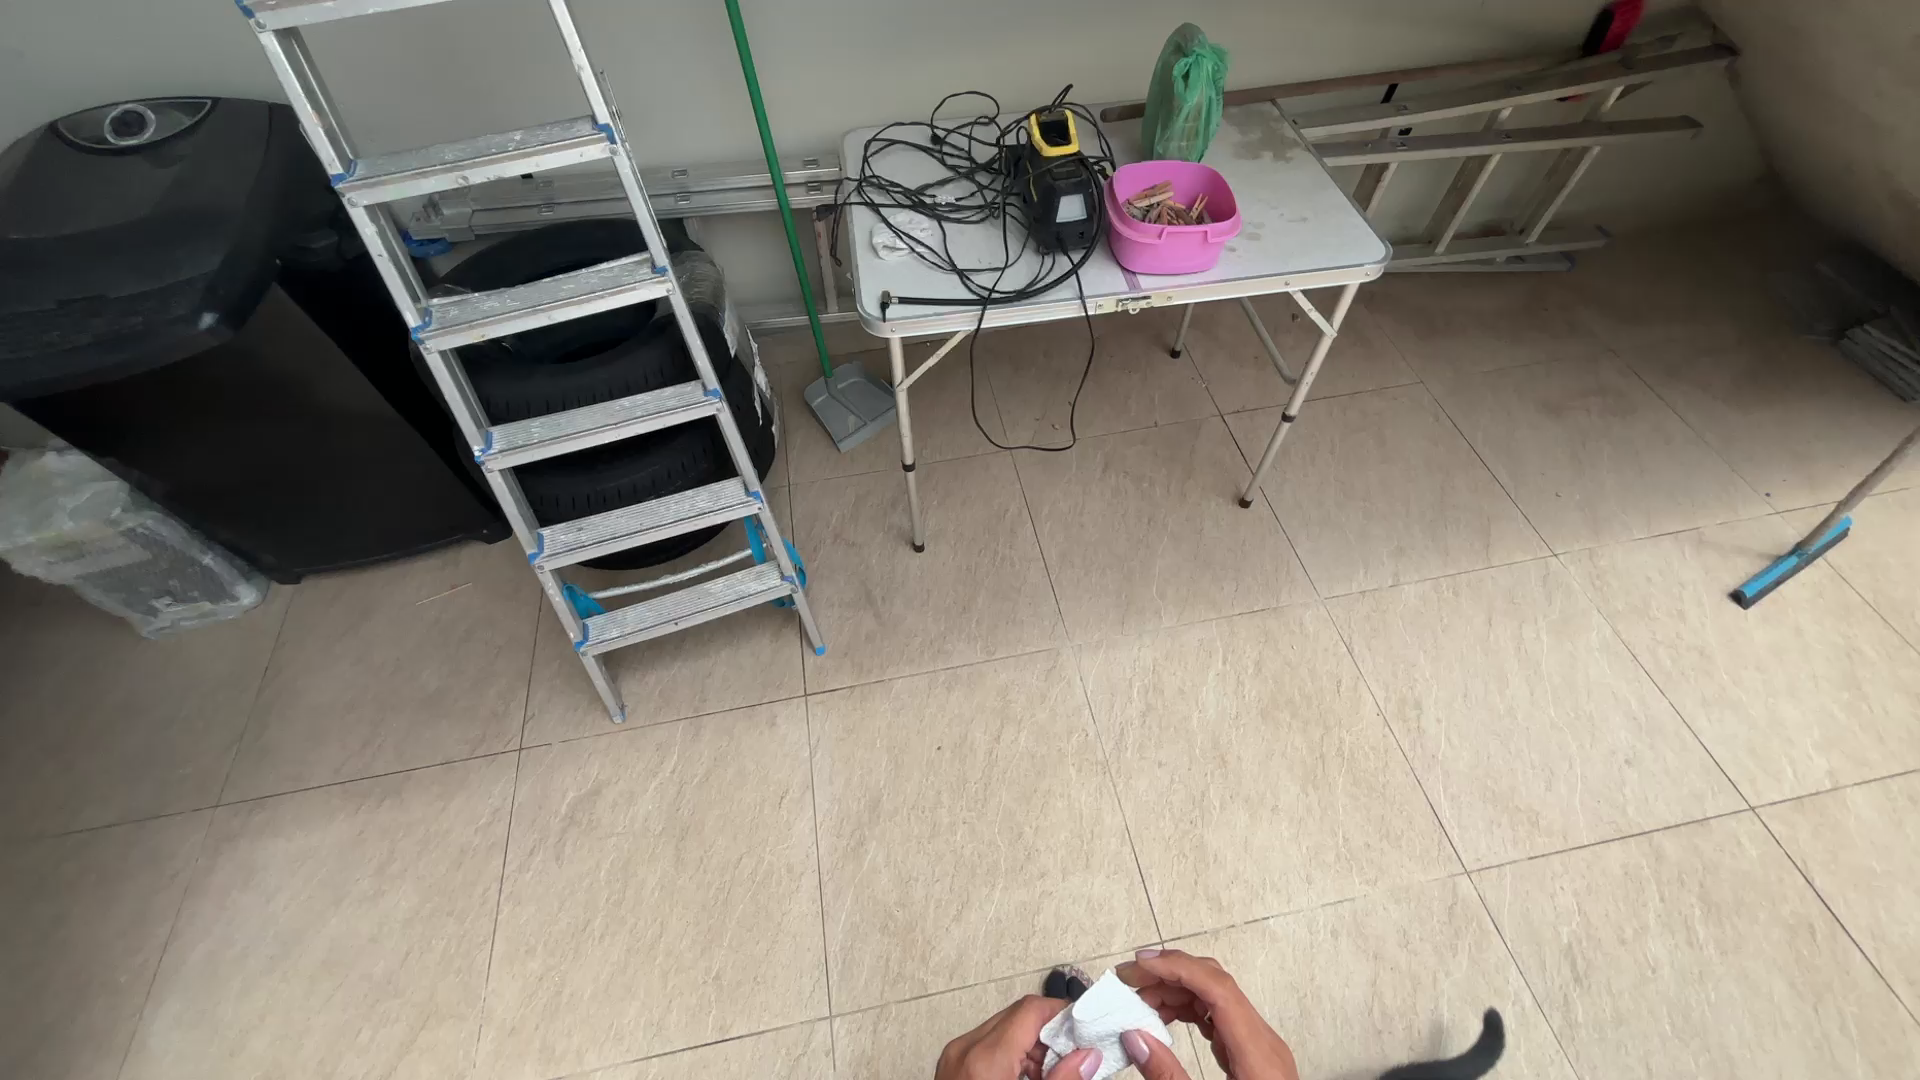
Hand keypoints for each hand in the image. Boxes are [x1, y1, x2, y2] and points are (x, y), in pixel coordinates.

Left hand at [935, 995, 1099, 1079]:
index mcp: (985, 1060)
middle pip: (1017, 1017)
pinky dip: (1012, 1056)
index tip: (1086, 1030)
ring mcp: (954, 1057)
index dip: (1062, 1014)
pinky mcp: (951, 1066)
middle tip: (1075, 1058)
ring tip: (1051, 1077)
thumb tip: (1087, 1057)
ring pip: (1003, 1029)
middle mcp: (964, 1049)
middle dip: (1050, 1034)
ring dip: (1032, 1047)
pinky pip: (988, 1046)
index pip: (1031, 1010)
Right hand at [1116, 949, 1298, 1079]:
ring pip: (1216, 996)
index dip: (1177, 967)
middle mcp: (1264, 1042)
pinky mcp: (1253, 1055)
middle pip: (1216, 984)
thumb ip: (1167, 1075)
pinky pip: (1219, 1016)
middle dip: (1170, 973)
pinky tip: (1163, 1017)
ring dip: (1176, 989)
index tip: (1139, 966)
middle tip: (1128, 979)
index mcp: (1259, 1056)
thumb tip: (1132, 1034)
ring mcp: (1261, 1047)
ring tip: (1138, 1000)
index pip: (1218, 988)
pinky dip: (1188, 1008)